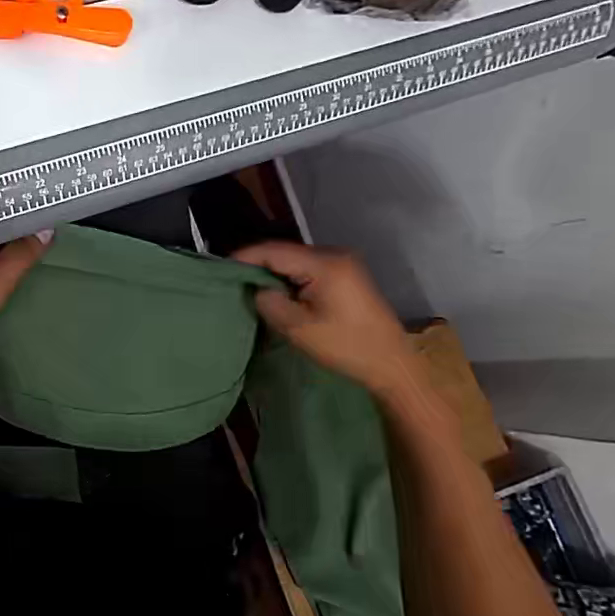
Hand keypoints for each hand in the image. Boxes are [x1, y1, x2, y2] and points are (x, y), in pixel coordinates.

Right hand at [231, 241, 418, 394]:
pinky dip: (291, 277)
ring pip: (297, 260)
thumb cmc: (346, 347)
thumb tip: (257, 289)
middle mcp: (335, 255)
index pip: (274, 251)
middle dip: (259, 264)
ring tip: (251, 286)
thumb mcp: (299, 329)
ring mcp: (344, 264)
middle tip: (234, 279)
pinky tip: (279, 292)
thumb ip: (271, 303)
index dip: (245, 257)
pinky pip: (310, 269)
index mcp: (324, 264)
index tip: (221, 268)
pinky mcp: (348, 276)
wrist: (393, 364)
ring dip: (275, 271)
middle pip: (286, 251)